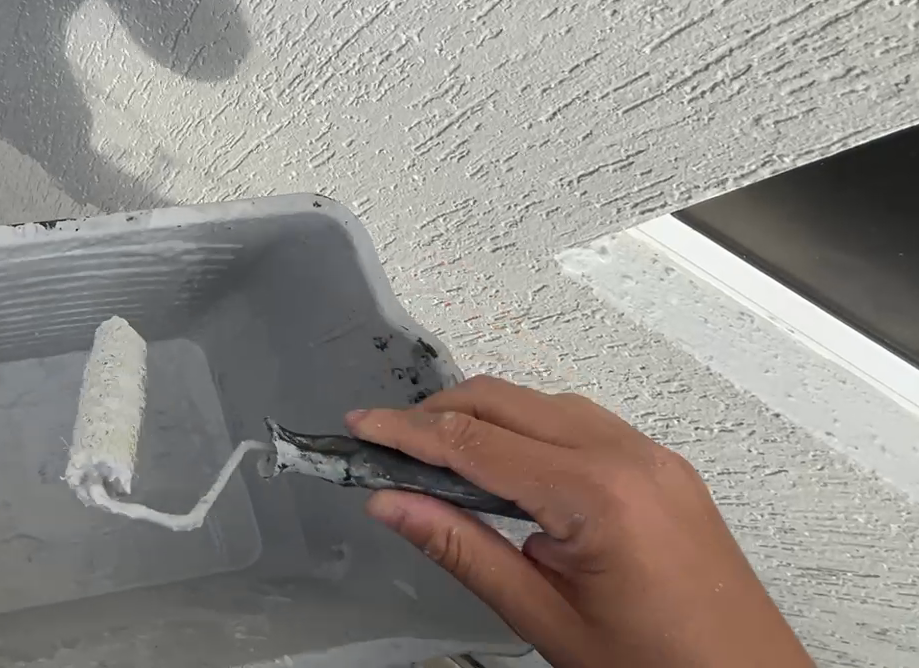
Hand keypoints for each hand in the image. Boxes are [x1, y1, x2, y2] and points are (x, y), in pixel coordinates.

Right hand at [348, 377, 812, 667]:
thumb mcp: (545, 619)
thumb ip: (460, 548)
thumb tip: (385, 502)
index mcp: (598, 495)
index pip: (471, 439)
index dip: (404, 430)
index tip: (357, 426)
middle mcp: (627, 456)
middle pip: (499, 399)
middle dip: (434, 414)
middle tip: (387, 443)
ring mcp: (651, 455)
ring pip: (532, 400)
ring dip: (476, 414)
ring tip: (436, 453)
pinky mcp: (661, 465)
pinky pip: (570, 416)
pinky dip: (519, 423)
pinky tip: (500, 458)